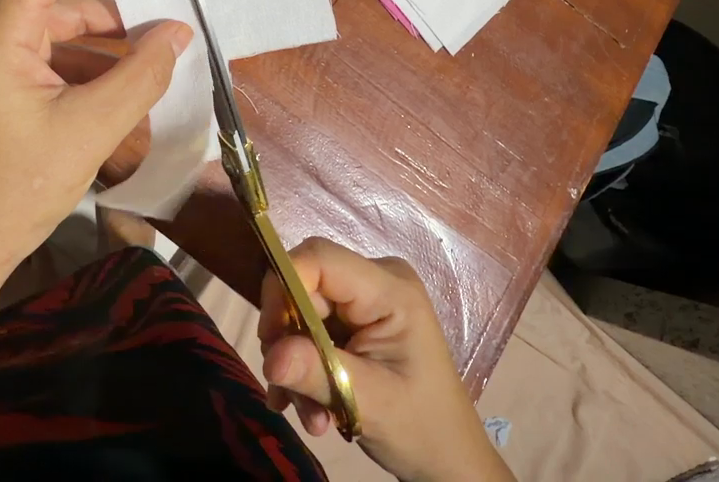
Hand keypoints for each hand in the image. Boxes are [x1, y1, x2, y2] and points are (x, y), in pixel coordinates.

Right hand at [259, 238, 508, 481]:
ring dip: (294, 362)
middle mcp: (375, 280)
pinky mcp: (354, 317)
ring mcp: (364, 298)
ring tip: (309, 415)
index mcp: (390, 289)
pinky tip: (310, 407)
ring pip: (302, 311)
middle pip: (305, 285)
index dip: (284, 285)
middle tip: (284, 389)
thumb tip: (269, 358)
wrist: (448, 458)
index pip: (319, 258)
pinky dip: (303, 365)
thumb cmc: (422, 427)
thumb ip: (317, 373)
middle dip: (288, 339)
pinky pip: (311, 327)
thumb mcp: (370, 403)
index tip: (270, 337)